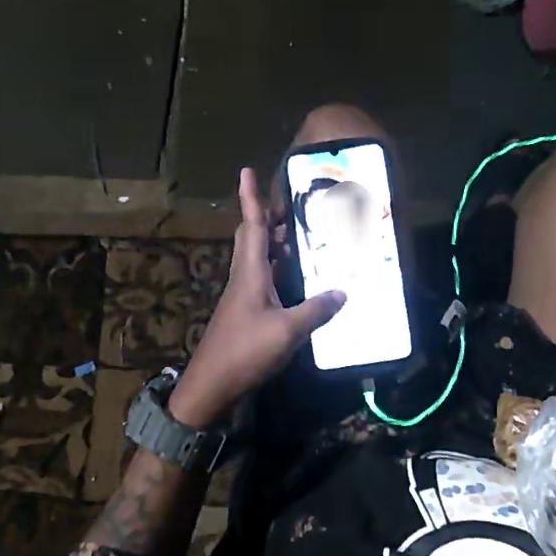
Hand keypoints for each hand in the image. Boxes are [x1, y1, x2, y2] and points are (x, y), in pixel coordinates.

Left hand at [168, 167, 345, 426]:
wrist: (212, 384)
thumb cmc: (245, 351)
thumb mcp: (287, 331)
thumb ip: (316, 310)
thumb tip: (343, 291)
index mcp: (250, 272)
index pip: (253, 225)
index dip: (250, 197)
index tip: (246, 171)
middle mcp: (244, 276)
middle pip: (254, 236)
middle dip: (268, 214)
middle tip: (290, 202)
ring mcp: (243, 294)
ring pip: (258, 255)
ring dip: (274, 239)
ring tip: (298, 230)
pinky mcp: (246, 310)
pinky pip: (264, 276)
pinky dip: (278, 266)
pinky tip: (296, 274)